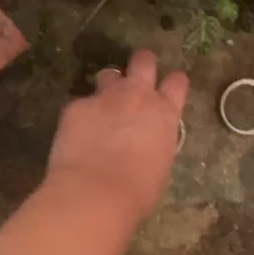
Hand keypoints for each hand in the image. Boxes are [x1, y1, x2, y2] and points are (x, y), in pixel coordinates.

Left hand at [45, 49, 187, 220]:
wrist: (95, 193)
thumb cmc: (138, 190)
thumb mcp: (161, 163)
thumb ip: (156, 141)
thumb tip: (148, 143)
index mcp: (165, 112)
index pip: (177, 82)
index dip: (173, 83)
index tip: (169, 89)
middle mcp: (138, 95)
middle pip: (144, 61)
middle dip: (142, 64)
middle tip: (136, 78)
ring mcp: (105, 97)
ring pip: (109, 74)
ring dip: (108, 85)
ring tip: (103, 105)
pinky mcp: (76, 106)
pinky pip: (80, 103)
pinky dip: (81, 114)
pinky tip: (77, 134)